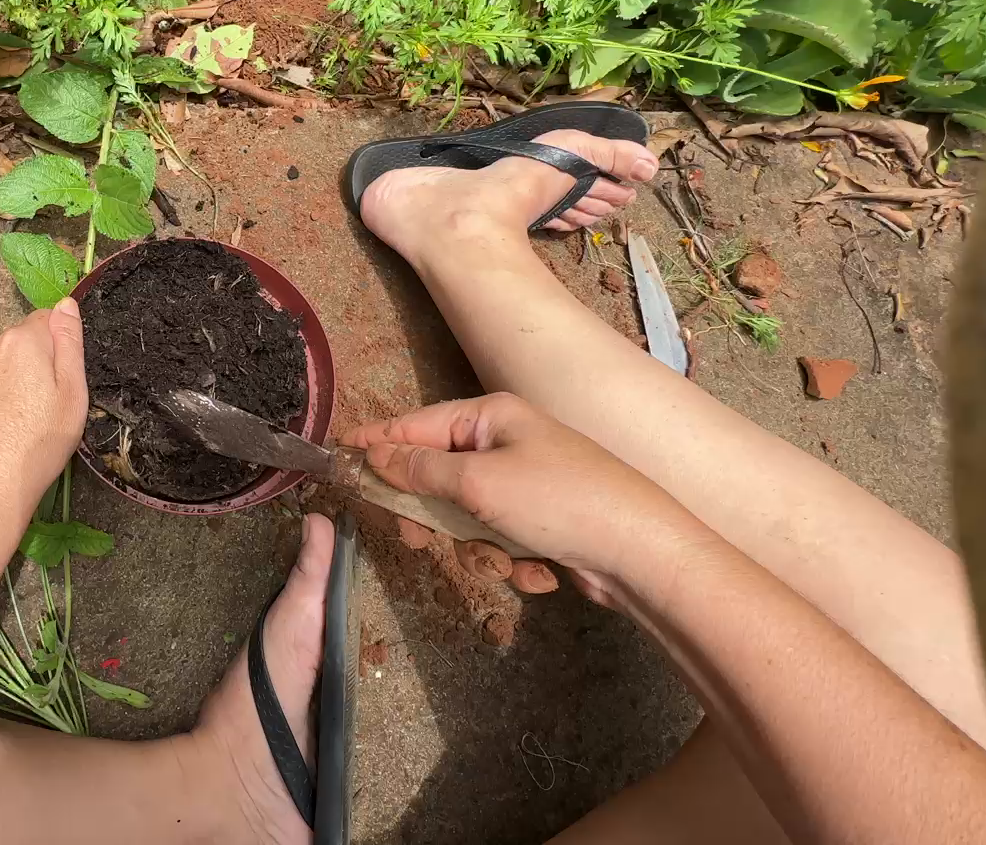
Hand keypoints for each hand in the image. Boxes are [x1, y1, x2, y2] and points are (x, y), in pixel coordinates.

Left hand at [0, 297, 86, 517]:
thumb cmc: (38, 445)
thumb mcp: (72, 394)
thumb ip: (70, 343)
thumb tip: (65, 304)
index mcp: (22, 340)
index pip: (46, 320)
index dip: (58, 349)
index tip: (60, 383)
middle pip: (18, 344)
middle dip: (30, 365)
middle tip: (41, 408)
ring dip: (5, 381)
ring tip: (13, 423)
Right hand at [341, 393, 708, 604]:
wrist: (646, 556)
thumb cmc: (556, 501)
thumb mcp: (477, 484)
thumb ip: (419, 470)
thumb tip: (374, 455)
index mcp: (489, 417)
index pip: (415, 424)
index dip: (376, 441)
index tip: (339, 455)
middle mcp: (505, 442)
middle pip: (438, 474)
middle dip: (431, 512)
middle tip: (416, 539)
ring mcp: (526, 481)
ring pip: (466, 513)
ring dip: (477, 544)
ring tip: (499, 561)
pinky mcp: (542, 519)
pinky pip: (499, 535)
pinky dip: (510, 556)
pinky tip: (537, 570)